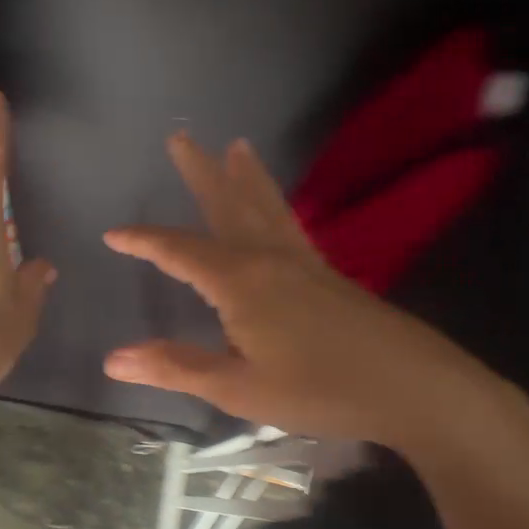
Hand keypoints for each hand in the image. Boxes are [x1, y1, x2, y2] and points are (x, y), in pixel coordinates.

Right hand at [104, 133, 510, 450]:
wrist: (416, 390)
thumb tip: (113, 359)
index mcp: (241, 282)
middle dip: (201, 172)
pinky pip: (289, 225)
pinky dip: (273, 204)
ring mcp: (303, 263)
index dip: (144, 241)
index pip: (180, 251)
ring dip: (245, 176)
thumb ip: (176, 367)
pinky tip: (274, 209)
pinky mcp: (328, 275)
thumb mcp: (239, 388)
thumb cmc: (321, 391)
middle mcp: (270, 260)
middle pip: (229, 205)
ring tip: (236, 146)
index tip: (112, 233)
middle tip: (180, 138)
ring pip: (265, 208)